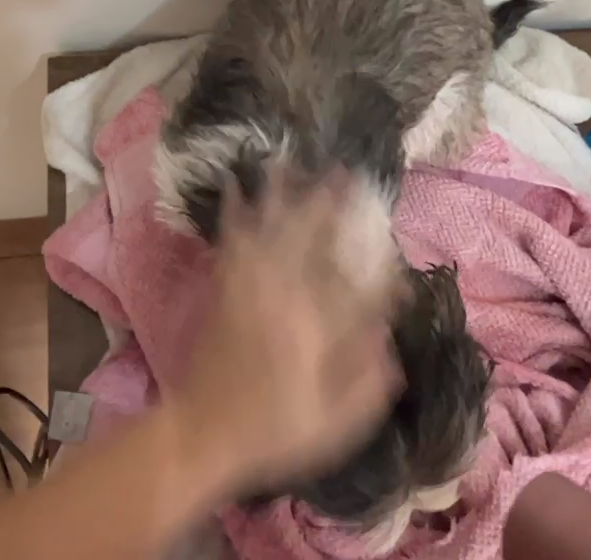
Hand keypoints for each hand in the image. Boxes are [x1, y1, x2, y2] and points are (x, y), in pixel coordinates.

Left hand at [164, 165, 402, 490]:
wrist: (201, 432)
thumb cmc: (273, 429)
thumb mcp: (334, 422)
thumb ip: (368, 379)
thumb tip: (389, 336)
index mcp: (315, 324)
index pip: (354, 279)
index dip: (376, 257)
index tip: (389, 237)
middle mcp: (282, 292)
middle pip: (310, 235)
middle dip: (328, 200)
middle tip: (344, 170)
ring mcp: (248, 284)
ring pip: (268, 226)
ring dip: (281, 192)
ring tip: (290, 159)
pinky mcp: (223, 286)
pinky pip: (231, 237)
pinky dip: (235, 209)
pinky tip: (234, 185)